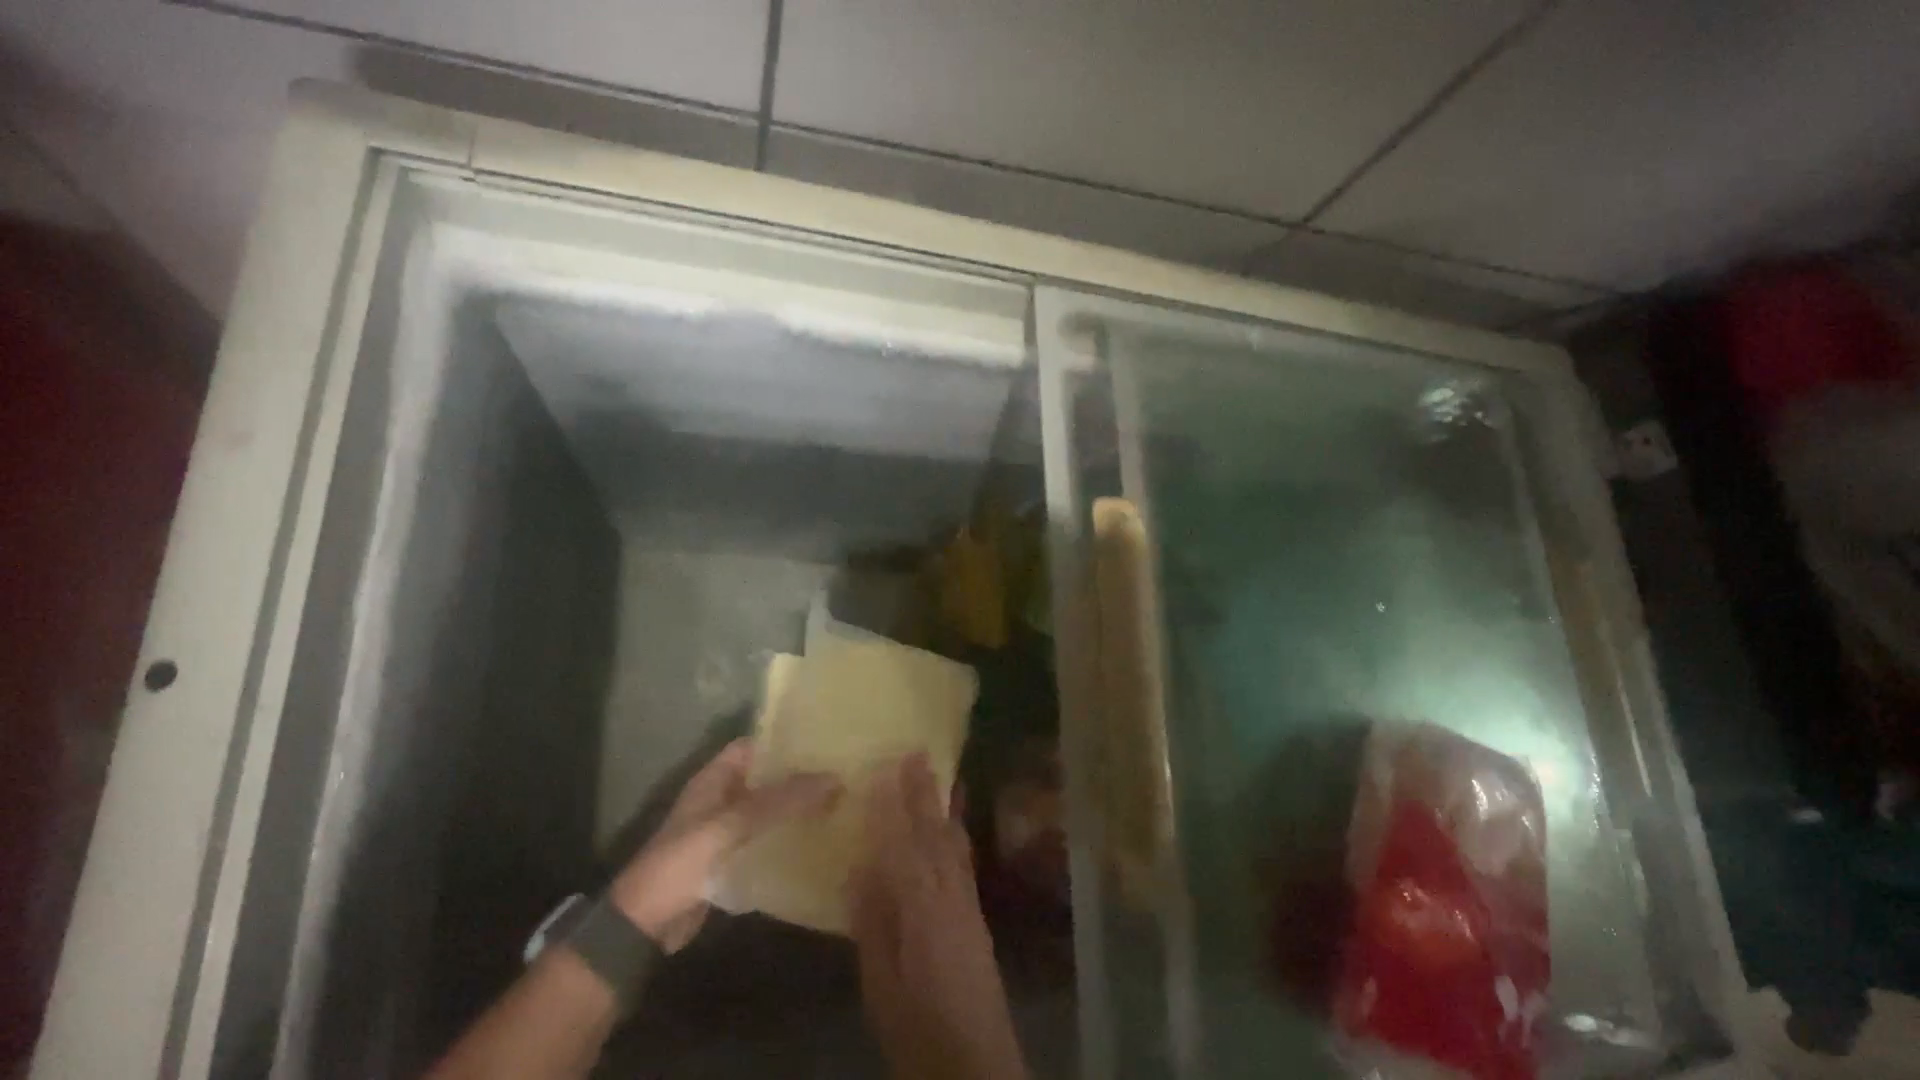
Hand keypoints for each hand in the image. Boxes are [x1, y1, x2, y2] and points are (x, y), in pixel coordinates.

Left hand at [611, 738, 839, 952]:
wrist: (646, 923)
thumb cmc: (682, 863)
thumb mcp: (731, 826)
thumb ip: (779, 802)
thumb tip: (833, 778)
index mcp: (713, 780)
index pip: (752, 747)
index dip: (783, 741)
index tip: (823, 741)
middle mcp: (720, 800)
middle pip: (765, 779)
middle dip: (798, 777)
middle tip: (842, 774)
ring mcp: (725, 832)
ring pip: (768, 812)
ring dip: (797, 810)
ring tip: (841, 804)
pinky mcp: (731, 861)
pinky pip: (765, 842)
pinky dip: (787, 840)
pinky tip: (819, 843)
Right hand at [850, 753, 1027, 1079]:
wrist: (974, 1062)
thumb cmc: (916, 1025)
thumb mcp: (880, 980)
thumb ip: (873, 922)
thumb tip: (861, 868)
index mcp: (922, 908)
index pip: (904, 843)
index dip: (894, 805)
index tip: (885, 766)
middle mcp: (950, 896)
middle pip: (934, 834)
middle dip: (924, 794)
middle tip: (916, 752)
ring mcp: (968, 906)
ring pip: (954, 844)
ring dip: (944, 807)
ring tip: (940, 775)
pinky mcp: (976, 919)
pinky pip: (964, 863)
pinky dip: (957, 835)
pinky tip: (954, 829)